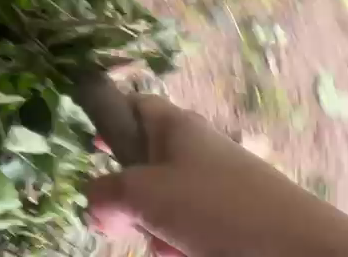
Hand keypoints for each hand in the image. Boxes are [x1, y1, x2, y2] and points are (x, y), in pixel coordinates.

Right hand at [86, 94, 347, 256]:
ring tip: (163, 247)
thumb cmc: (218, 208)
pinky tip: (188, 256)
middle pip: (150, 161)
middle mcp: (202, 149)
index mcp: (175, 125)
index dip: (110, 121)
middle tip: (126, 214)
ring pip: (175, 200)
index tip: (96, 150)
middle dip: (133, 192)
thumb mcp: (141, 195)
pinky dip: (190, 243)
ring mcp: (230, 187)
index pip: (131, 104)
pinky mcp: (252, 223)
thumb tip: (95, 207)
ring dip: (160, 224)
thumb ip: (103, 194)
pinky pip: (204, 227)